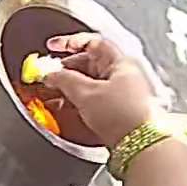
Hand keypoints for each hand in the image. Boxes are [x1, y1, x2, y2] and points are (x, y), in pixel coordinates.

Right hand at [39, 29, 164, 146]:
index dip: (69, 42)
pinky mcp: (113, 109)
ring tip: (52, 92)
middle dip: (64, 68)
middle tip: (47, 75)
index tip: (52, 46)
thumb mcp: (86, 93)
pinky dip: (75, 99)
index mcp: (119, 63)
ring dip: (67, 86)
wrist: (139, 143)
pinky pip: (90, 98)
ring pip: (87, 82)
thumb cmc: (123, 115)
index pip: (92, 42)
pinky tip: (64, 106)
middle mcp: (121, 75)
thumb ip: (63, 80)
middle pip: (87, 63)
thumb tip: (49, 73)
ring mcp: (118, 92)